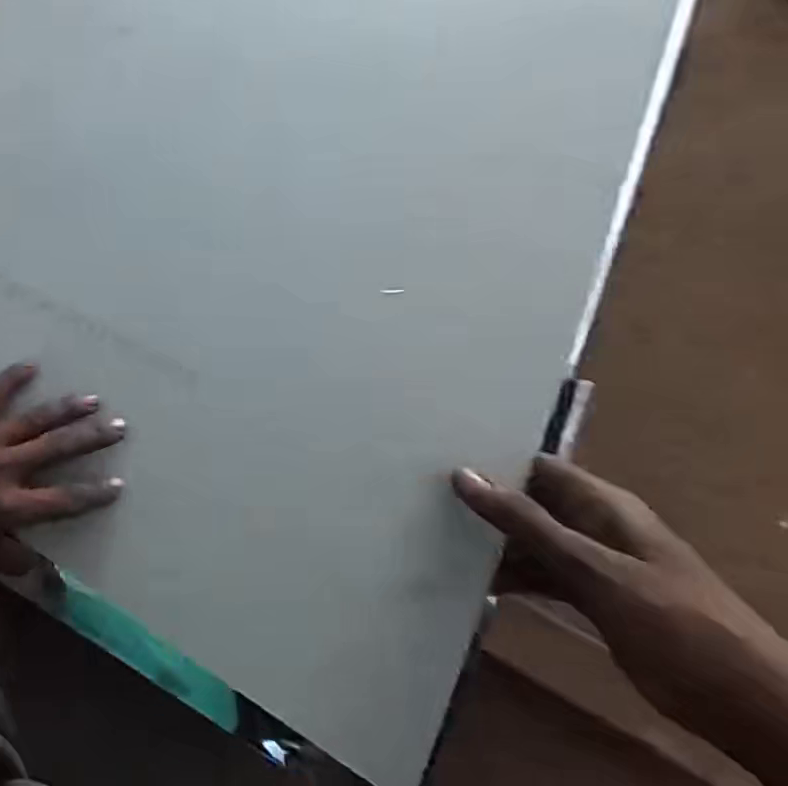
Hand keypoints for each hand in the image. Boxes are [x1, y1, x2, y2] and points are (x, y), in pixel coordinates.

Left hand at [0, 363, 126, 574]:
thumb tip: (46, 568)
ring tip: (92, 399)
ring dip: (65, 409)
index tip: (119, 485)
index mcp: (10, 505)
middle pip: (57, 449)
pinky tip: (30, 366)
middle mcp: (4, 468)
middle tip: (120, 427)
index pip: (63, 500)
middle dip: (91, 439)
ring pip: (33, 420)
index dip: (93, 494)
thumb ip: (14, 560)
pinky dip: (11, 379)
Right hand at [454, 456, 787, 781]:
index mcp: (606, 508)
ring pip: (524, 538)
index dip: (488, 457)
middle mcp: (595, 527)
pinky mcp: (588, 595)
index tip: (431, 454)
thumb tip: (461, 473)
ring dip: (485, 539)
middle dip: (477, 498)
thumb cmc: (678, 625)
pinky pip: (533, 571)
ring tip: (426, 531)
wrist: (747, 706)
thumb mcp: (596, 569)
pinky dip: (502, 573)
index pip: (536, 466)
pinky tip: (465, 577)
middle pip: (525, 501)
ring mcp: (592, 563)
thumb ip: (526, 522)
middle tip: (413, 491)